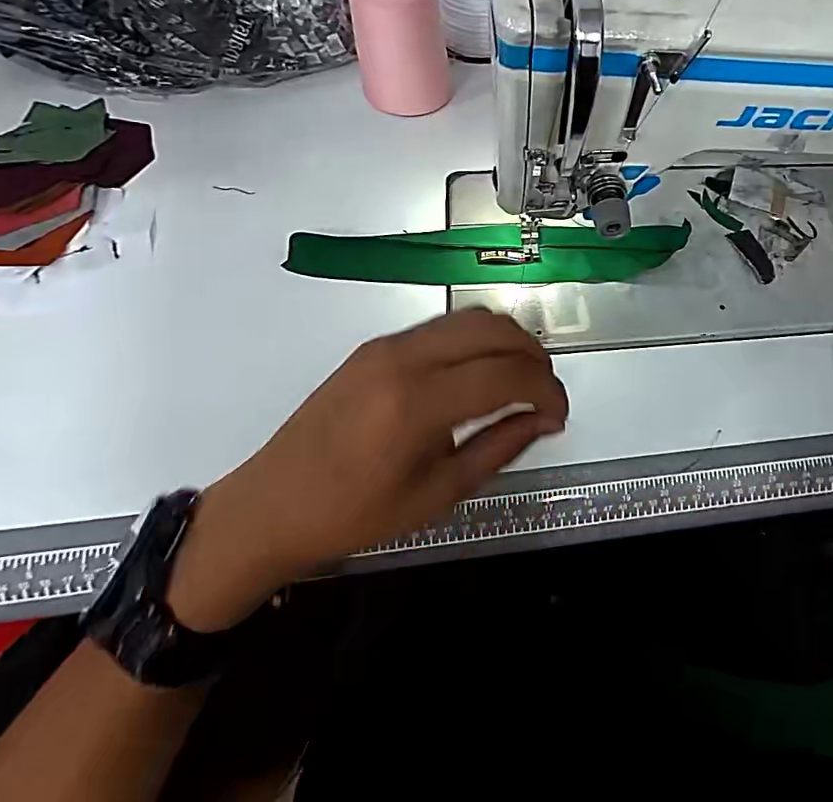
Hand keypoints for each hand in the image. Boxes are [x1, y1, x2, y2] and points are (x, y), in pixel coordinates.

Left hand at [166, 309, 567, 630]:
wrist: (272, 504)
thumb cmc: (352, 514)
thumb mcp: (438, 493)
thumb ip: (499, 447)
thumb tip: (544, 420)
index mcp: (417, 403)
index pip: (507, 373)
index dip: (547, 390)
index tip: (560, 414)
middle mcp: (402, 358)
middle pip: (493, 329)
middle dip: (534, 356)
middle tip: (545, 394)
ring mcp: (385, 345)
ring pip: (469, 318)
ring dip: (506, 341)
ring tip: (520, 381)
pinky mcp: (374, 346)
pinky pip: (441, 327)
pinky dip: (475, 340)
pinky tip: (480, 374)